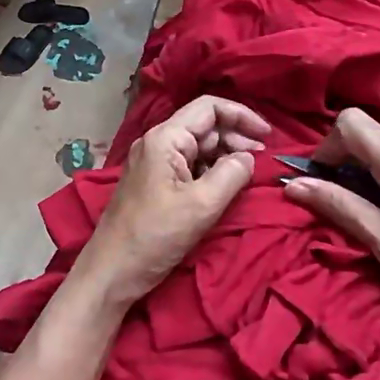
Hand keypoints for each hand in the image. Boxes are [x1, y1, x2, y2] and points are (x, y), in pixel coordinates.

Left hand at [72, 96, 270, 308]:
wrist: (112, 271)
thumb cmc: (155, 235)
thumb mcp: (202, 205)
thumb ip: (231, 174)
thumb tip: (249, 157)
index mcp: (165, 138)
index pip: (208, 107)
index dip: (241, 115)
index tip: (268, 135)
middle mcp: (158, 142)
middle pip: (205, 125)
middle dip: (237, 136)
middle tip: (264, 159)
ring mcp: (155, 162)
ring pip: (199, 146)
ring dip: (226, 154)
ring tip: (250, 172)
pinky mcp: (156, 182)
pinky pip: (190, 165)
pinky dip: (212, 170)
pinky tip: (228, 184)